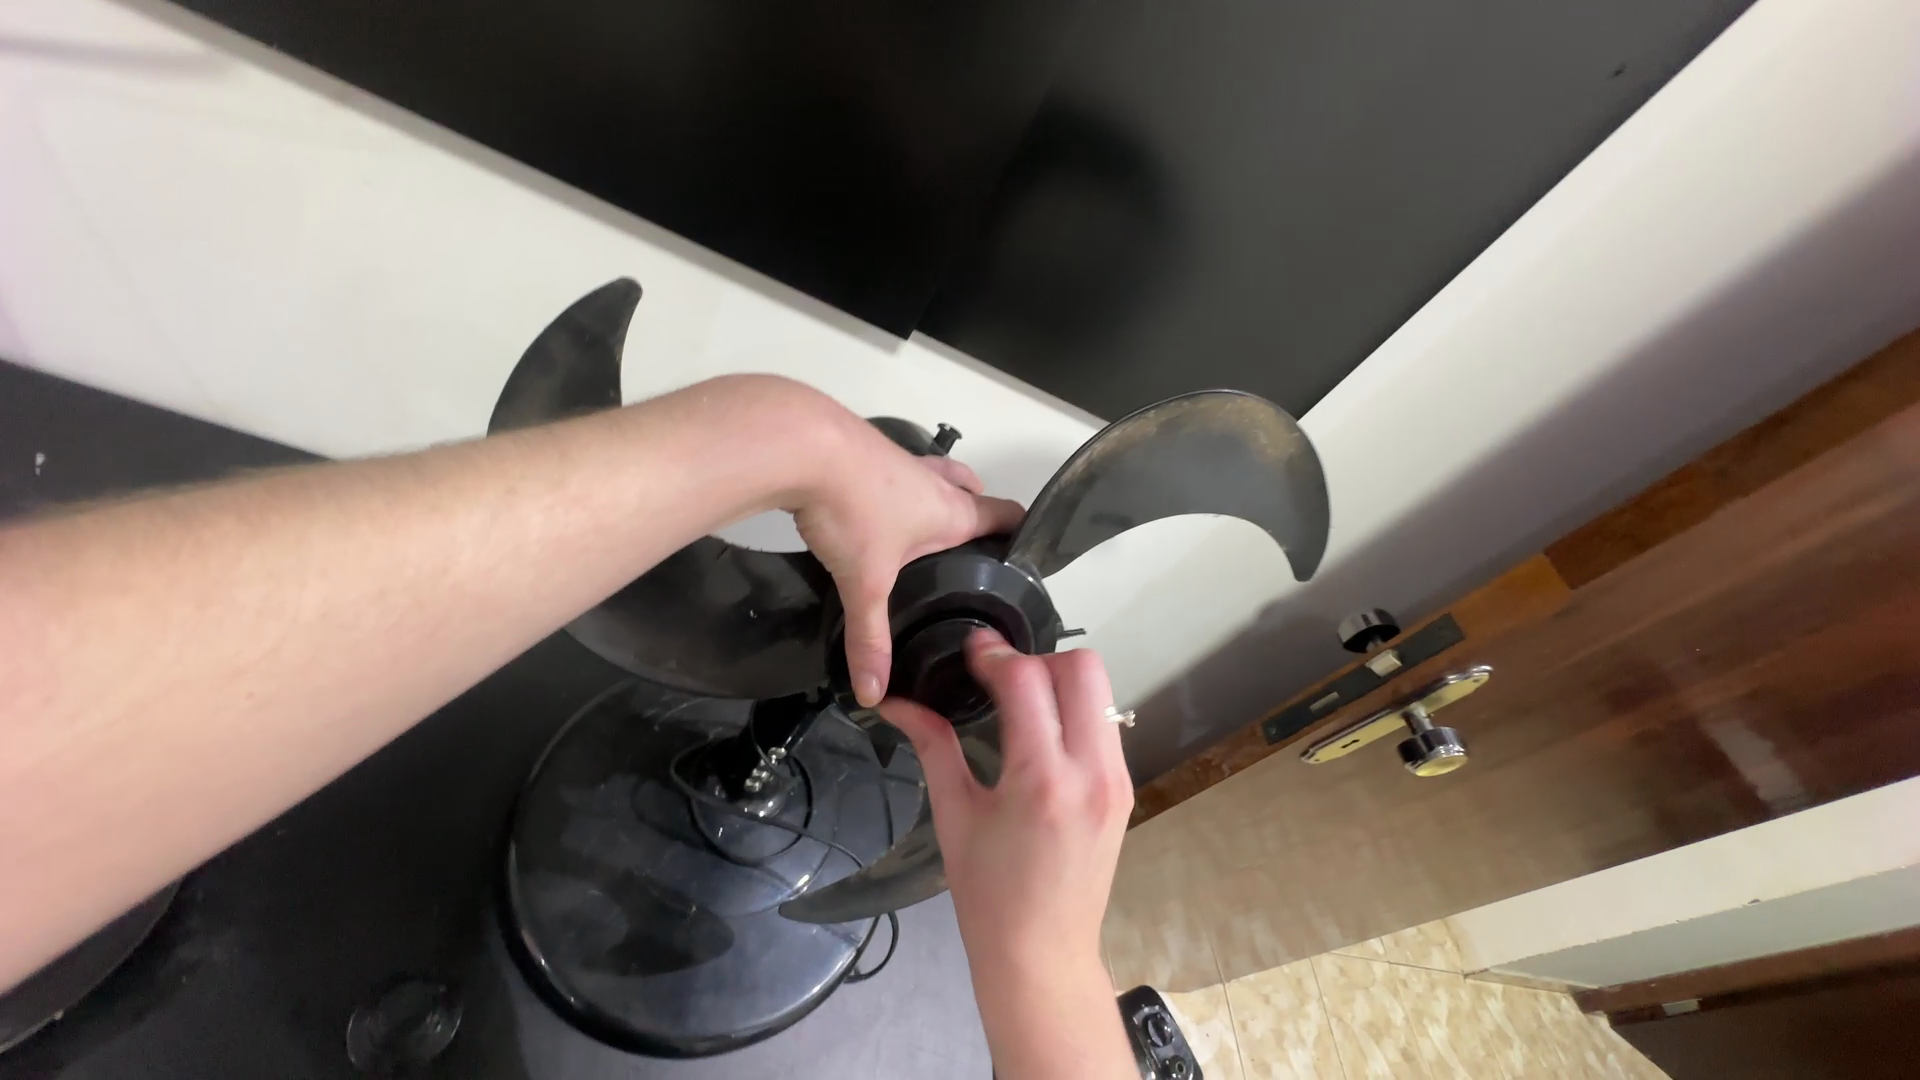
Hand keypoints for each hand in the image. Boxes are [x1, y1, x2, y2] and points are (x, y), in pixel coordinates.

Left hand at [791, 417, 1022, 705]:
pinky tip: (871, 510)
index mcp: (952, 511)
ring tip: (924, 531)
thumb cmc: (853, 511)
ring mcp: (901, 460)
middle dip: (979, 515)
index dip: (1022, 533)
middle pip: (973, 490)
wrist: (803, 444)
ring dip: (938, 496)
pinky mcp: (867, 451)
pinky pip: (895, 470)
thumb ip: (870, 638)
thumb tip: (873, 693)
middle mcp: (934, 481)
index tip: (1023, 558)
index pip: (1006, 515)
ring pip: (934, 476)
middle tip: (970, 549)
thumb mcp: (865, 582)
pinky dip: (894, 488)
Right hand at [880, 629, 1136, 1077]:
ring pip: (1101, 689)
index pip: (1027, 680)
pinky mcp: (1124, 787)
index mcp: (1041, 780)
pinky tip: (1043, 733)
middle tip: (1001, 677)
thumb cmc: (988, 894)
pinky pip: (1104, 721)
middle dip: (1037, 658)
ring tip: (1021, 703)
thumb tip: (897, 702)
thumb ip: (932, 744)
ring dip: (1059, 681)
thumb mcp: (953, 813)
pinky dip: (1074, 710)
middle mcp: (1090, 771)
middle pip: (1083, 667)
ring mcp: (1116, 779)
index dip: (994, 653)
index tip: (971, 648)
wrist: (1042, 954)